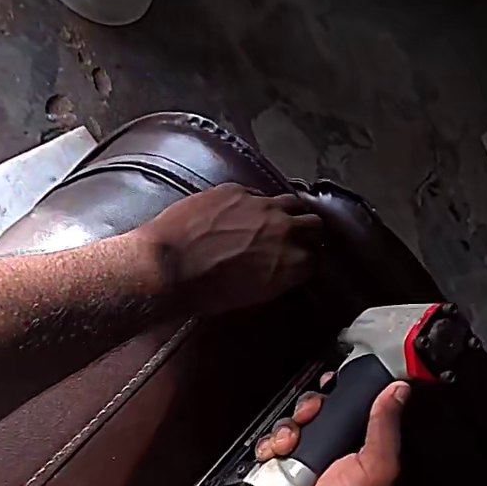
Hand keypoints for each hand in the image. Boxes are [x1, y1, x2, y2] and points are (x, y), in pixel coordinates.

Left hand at [136, 183, 323, 314]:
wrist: (169, 268)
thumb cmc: (209, 292)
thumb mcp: (256, 294)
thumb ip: (281, 276)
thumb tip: (287, 268)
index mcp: (292, 263)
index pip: (318, 257)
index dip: (313, 258)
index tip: (307, 259)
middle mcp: (285, 231)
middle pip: (314, 224)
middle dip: (310, 231)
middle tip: (301, 236)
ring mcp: (262, 206)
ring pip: (292, 202)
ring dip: (290, 211)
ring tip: (280, 217)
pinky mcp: (237, 191)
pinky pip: (259, 194)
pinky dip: (258, 203)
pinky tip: (246, 211)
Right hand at [257, 380, 409, 485]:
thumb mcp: (377, 465)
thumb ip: (386, 425)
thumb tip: (399, 390)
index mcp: (363, 450)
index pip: (352, 407)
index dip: (340, 393)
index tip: (332, 388)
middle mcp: (334, 455)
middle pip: (317, 411)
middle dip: (310, 409)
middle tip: (311, 418)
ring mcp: (304, 465)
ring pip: (290, 426)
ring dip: (287, 429)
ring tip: (291, 446)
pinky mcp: (279, 475)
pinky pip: (269, 447)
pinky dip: (269, 448)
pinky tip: (277, 458)